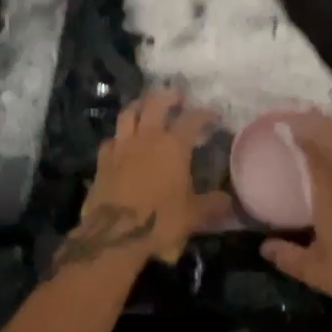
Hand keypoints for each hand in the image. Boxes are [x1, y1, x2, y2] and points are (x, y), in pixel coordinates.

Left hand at [52, 91, 233, 276]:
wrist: (113, 235)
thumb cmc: (159, 221)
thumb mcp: (193, 216)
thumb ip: (212, 204)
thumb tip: (229, 200)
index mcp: (174, 145)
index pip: (192, 119)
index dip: (204, 114)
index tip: (213, 116)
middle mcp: (147, 137)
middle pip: (156, 103)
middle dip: (169, 96)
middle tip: (177, 97)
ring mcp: (121, 146)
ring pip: (128, 113)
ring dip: (140, 106)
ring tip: (147, 107)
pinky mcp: (102, 160)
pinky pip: (111, 139)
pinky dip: (119, 136)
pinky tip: (123, 142)